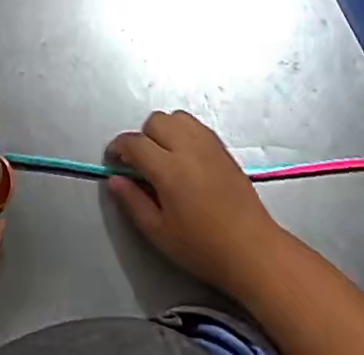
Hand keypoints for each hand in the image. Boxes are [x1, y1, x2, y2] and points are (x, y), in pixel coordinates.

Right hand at [107, 110, 289, 291]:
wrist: (250, 247)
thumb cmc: (202, 247)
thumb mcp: (159, 233)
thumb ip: (133, 202)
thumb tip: (115, 180)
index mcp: (169, 169)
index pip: (135, 142)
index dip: (118, 147)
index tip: (113, 159)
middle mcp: (188, 147)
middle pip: (155, 121)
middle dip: (141, 136)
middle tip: (139, 162)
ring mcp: (208, 143)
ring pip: (177, 117)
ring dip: (163, 129)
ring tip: (162, 155)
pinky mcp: (222, 146)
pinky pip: (195, 124)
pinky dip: (183, 130)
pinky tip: (183, 155)